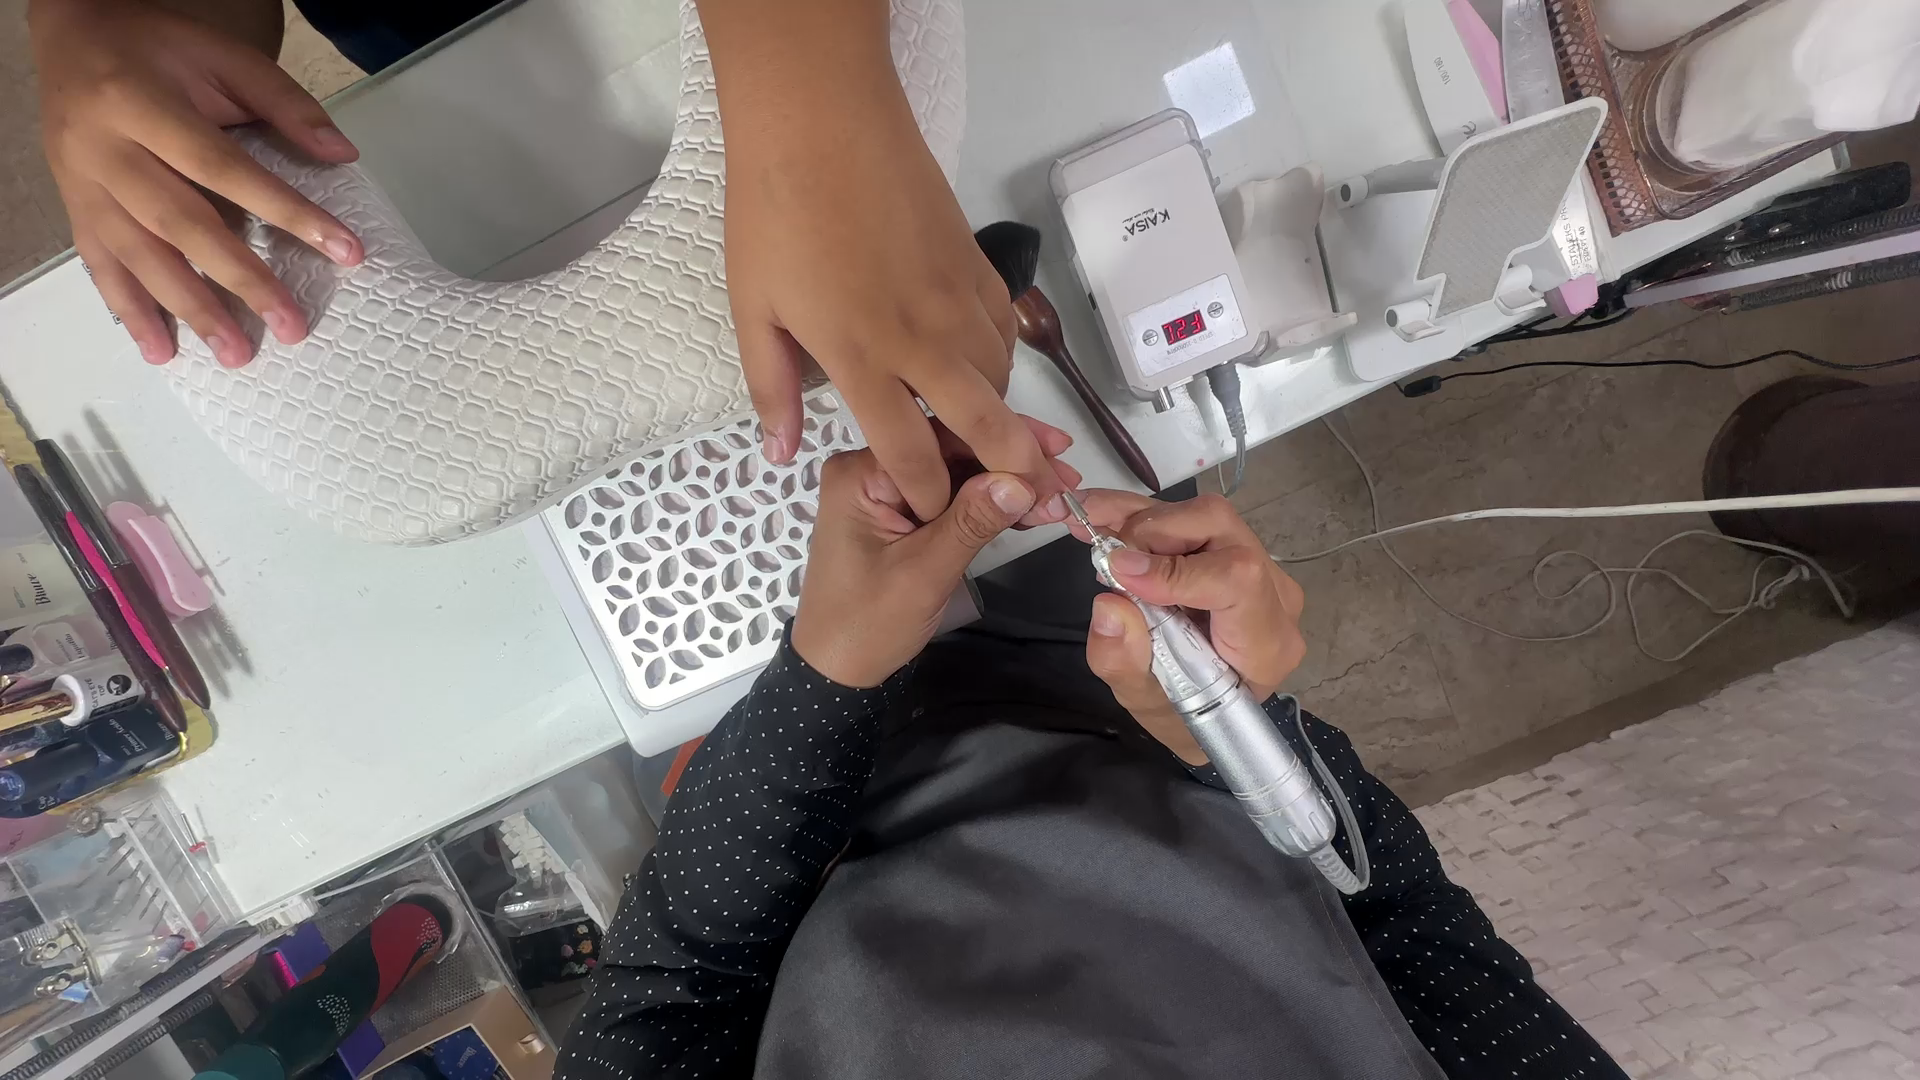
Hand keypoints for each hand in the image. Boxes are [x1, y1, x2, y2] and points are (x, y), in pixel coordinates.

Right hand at [30, 0, 364, 367]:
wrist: (77, 31)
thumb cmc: (169, 53)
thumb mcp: (229, 60)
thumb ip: (287, 105)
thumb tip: (345, 153)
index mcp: (139, 104)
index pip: (225, 169)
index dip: (289, 212)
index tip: (349, 253)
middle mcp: (102, 147)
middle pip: (179, 223)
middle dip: (240, 280)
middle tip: (292, 329)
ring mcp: (81, 181)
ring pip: (137, 254)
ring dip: (188, 310)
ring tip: (237, 356)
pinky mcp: (74, 205)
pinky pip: (100, 264)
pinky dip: (129, 310)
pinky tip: (161, 351)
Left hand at [702, 0, 1059, 525]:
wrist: (823, 121)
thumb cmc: (775, 217)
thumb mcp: (752, 310)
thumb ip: (771, 390)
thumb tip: (780, 454)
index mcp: (861, 360)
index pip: (909, 453)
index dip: (928, 495)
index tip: (936, 513)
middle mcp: (923, 343)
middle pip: (984, 426)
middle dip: (1008, 471)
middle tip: (1026, 496)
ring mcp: (959, 304)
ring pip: (1002, 380)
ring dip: (999, 413)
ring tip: (989, 431)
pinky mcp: (980, 270)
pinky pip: (1007, 334)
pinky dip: (1002, 362)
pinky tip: (984, 368)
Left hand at [792, 420, 1080, 687]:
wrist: (833, 669)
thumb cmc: (867, 624)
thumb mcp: (924, 573)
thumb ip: (971, 522)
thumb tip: (1023, 479)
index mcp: (863, 472)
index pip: (943, 438)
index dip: (1004, 446)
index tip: (1056, 461)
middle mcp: (871, 468)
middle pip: (953, 450)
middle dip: (1013, 463)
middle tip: (1068, 478)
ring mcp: (886, 490)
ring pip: (957, 473)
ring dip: (1008, 483)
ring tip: (1060, 494)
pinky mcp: (900, 512)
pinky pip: (949, 495)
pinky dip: (988, 503)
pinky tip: (1028, 507)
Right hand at [1070, 493, 1306, 763]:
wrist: (1206, 709)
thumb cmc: (1182, 712)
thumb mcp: (1145, 703)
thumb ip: (1125, 660)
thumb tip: (1110, 604)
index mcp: (1264, 643)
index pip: (1237, 580)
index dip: (1175, 570)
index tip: (1119, 576)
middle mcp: (1272, 594)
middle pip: (1219, 528)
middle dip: (1150, 534)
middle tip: (1106, 560)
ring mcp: (1256, 565)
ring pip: (1201, 514)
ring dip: (1138, 519)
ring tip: (1090, 530)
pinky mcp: (1230, 549)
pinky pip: (1188, 517)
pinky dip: (1138, 513)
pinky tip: (1098, 513)